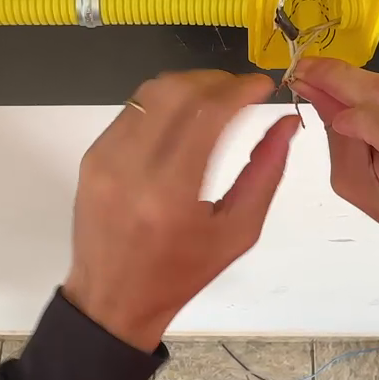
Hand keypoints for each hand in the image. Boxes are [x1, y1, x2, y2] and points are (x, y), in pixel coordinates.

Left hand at [66, 71, 300, 350]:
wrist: (113, 298)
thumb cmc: (181, 273)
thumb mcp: (237, 232)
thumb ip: (265, 172)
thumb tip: (286, 123)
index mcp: (171, 195)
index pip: (208, 114)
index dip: (240, 89)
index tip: (263, 85)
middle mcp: (132, 169)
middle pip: (178, 91)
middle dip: (218, 81)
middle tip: (242, 89)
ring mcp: (105, 158)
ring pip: (152, 92)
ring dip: (191, 84)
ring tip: (217, 97)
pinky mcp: (93, 155)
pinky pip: (133, 109)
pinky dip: (164, 102)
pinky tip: (184, 115)